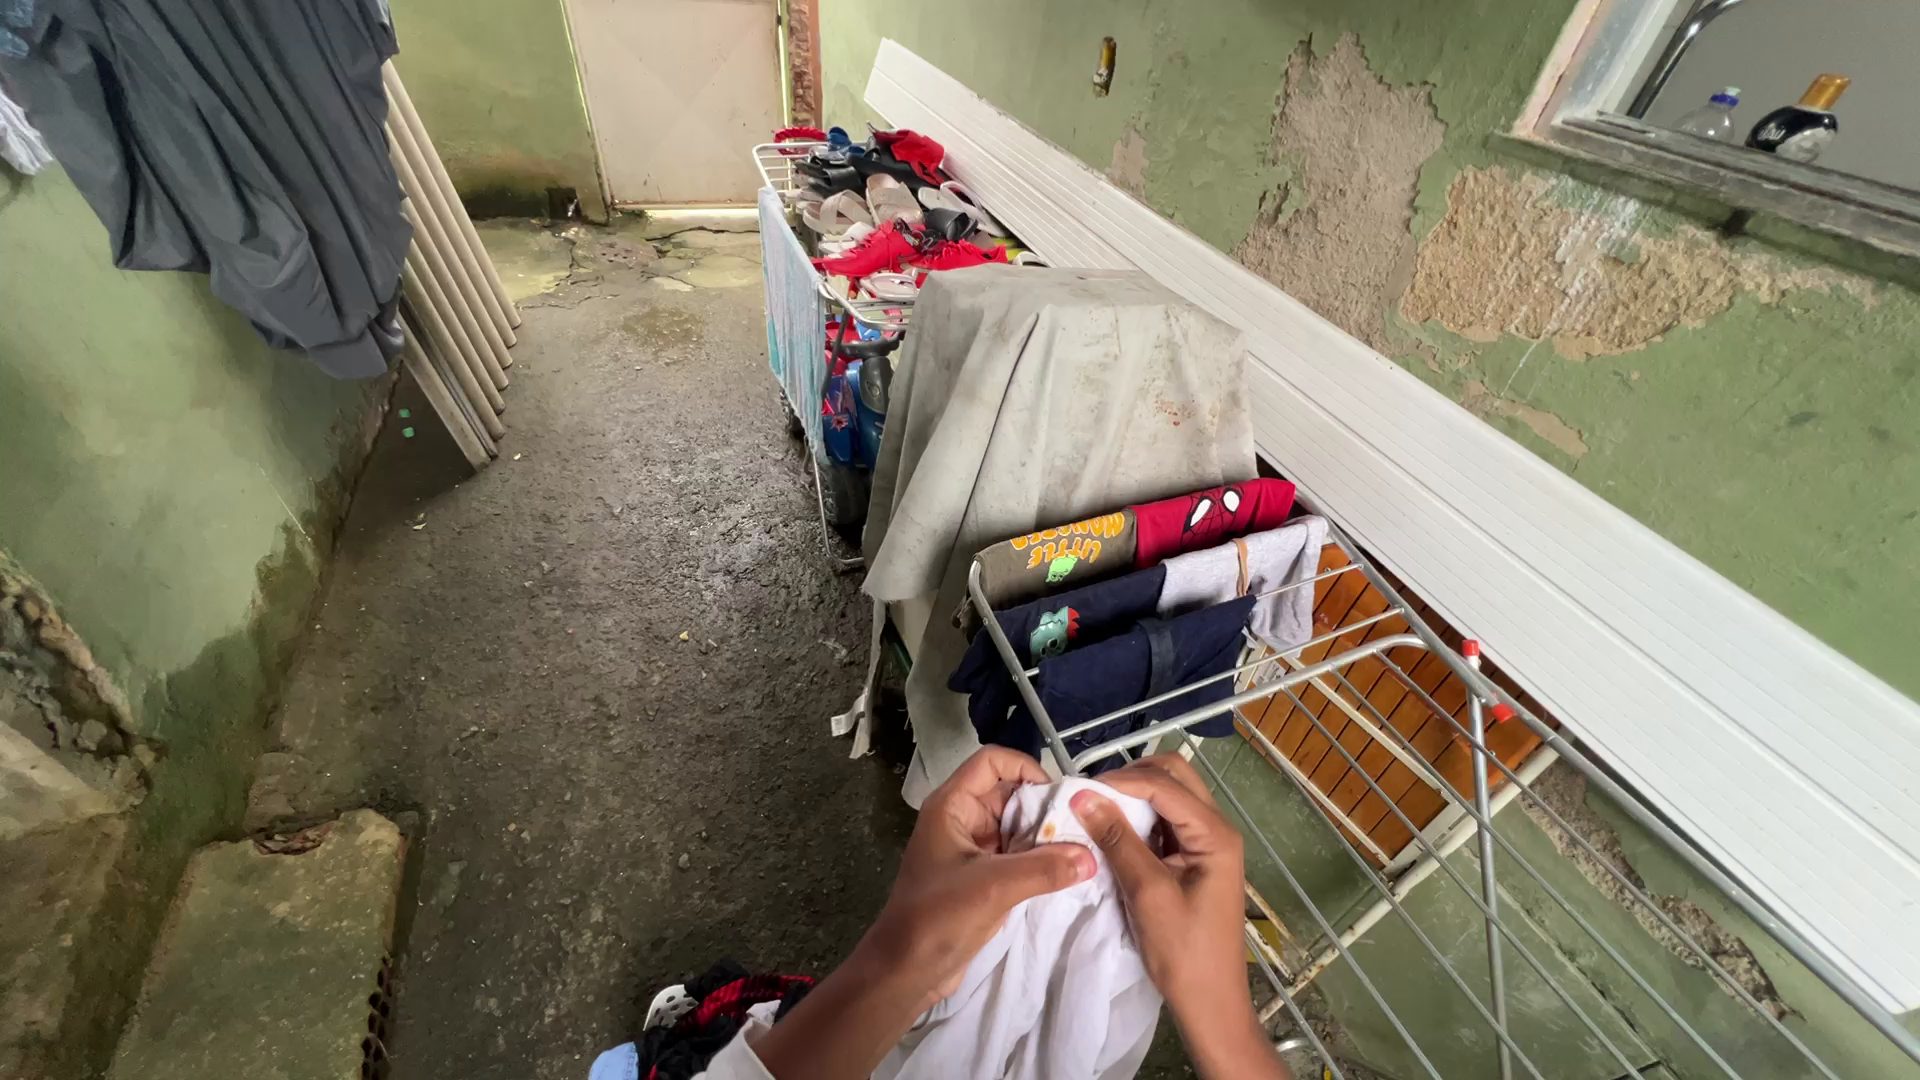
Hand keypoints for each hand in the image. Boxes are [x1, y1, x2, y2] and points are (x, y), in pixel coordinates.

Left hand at [753, 748, 1092, 1079]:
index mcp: (952, 804)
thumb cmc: (937, 916)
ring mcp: (969, 847)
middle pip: (1007, 792)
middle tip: (1078, 827)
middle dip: (1041, 806)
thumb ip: (1043, 868)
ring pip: (1014, 824)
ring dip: (1042, 835)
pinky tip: (1063, 871)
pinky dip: (1036, 857)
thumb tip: (1091, 856)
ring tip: (1077, 849)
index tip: (1057, 796)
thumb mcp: (993, 887)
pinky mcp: (979, 874)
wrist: (906, 970)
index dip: (1025, 768)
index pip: (991, 762)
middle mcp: (961, 818)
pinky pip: (1013, 852)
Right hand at [1073, 754, 1287, 1078]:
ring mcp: (1207, 841)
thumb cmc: (1183, 952)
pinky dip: (1139, 814)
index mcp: (1215, 834)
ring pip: (1170, 792)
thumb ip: (1116, 839)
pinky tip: (1114, 827)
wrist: (1211, 1006)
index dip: (1121, 782)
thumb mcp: (1146, 892)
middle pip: (1174, 775)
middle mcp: (1217, 828)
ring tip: (1098, 807)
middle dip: (1132, 776)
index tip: (1080, 791)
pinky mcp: (1195, 856)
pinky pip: (1166, 817)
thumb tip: (1082, 795)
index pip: (1165, 785)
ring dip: (1135, 793)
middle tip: (1094, 794)